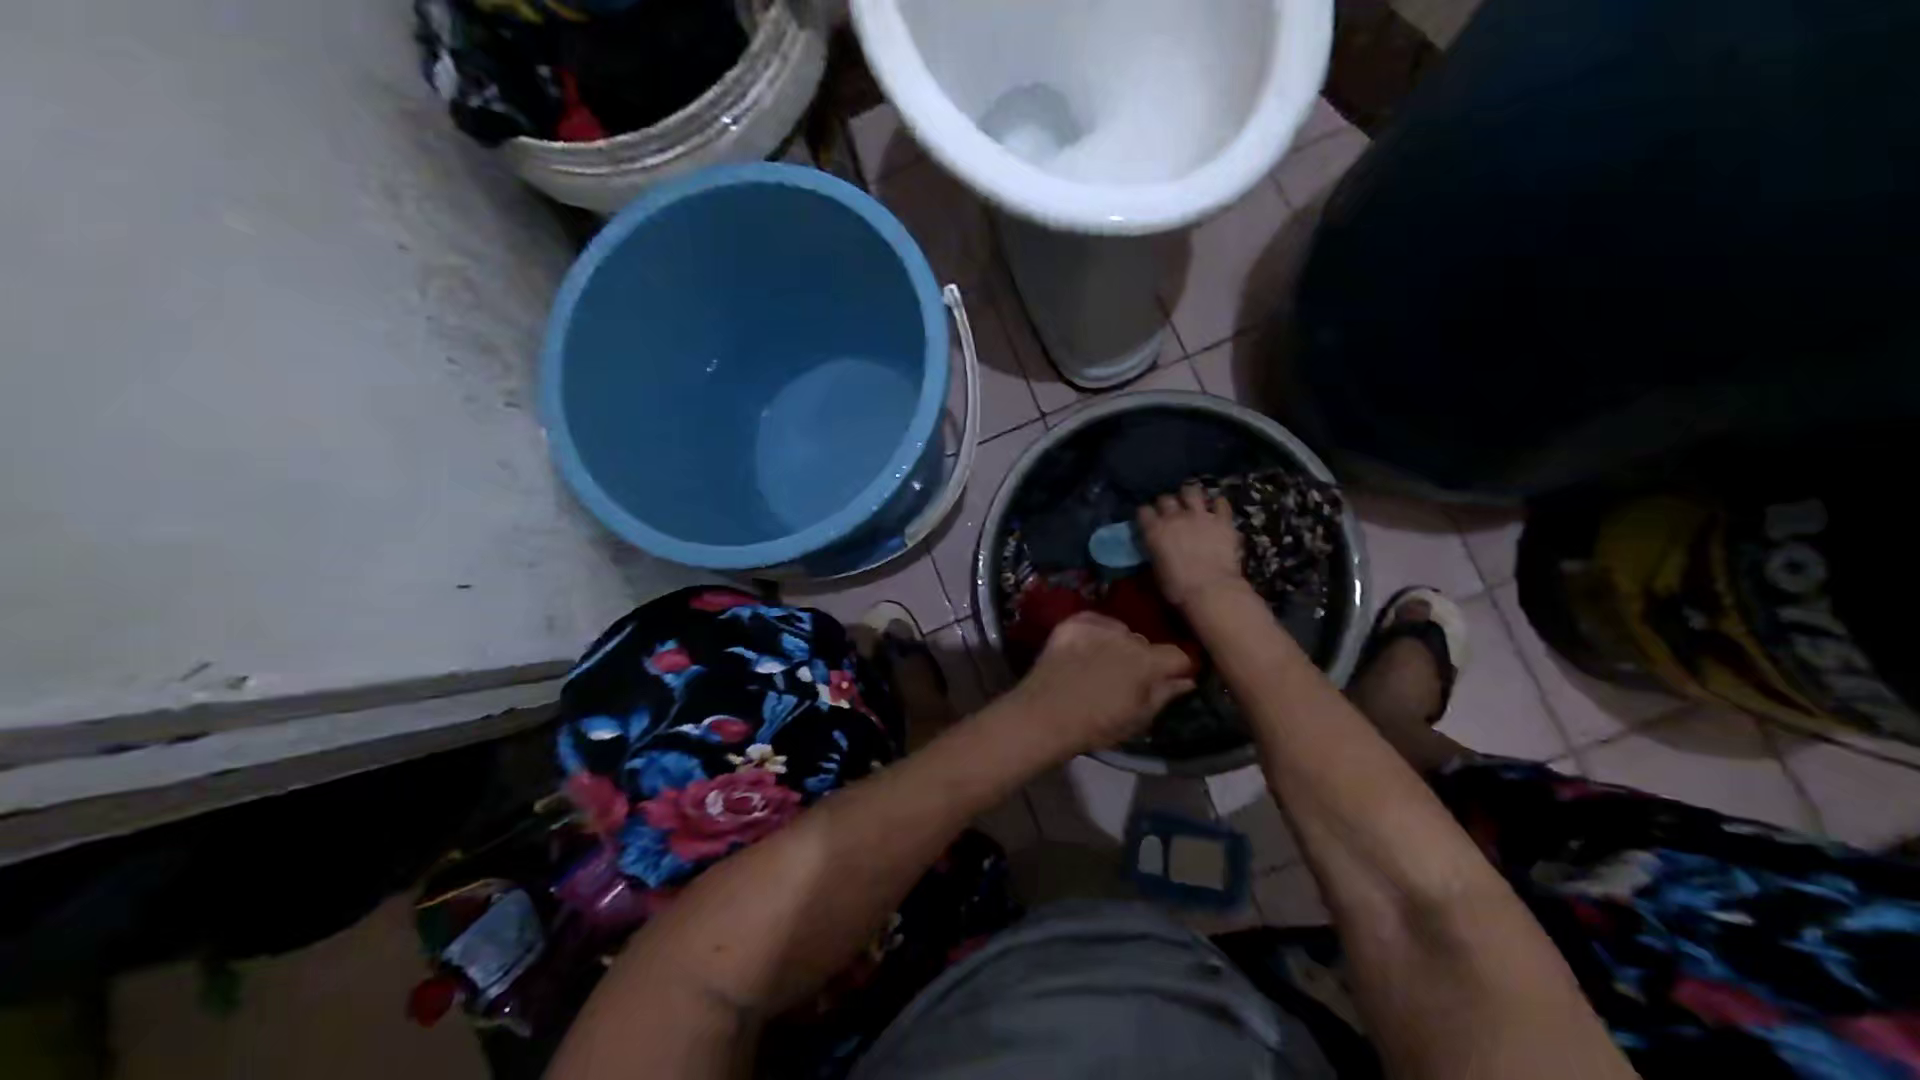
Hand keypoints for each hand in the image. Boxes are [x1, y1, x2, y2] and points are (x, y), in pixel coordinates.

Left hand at [1000, 612, 1195, 760]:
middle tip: (1130, 679)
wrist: (1043, 716)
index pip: (1178, 655)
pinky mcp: (1071, 624)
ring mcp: (1095, 627)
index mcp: (1146, 661)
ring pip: (1120, 631)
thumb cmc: (1096, 726)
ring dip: (1119, 644)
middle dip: (1144, 658)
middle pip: (1145, 643)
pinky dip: (1095, 633)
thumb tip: (1187, 679)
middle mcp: (1124, 636)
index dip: (1179, 667)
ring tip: (1104, 665)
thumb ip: (1166, 694)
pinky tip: (1087, 650)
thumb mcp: (1139, 718)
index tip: (1174, 677)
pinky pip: (1094, 622)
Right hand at [1137, 482, 1248, 610]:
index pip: (1143, 511)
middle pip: (1165, 498)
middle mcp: (1174, 517)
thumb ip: (1156, 551)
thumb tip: (1158, 547)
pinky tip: (1217, 508)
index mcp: (1154, 531)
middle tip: (1170, 511)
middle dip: (1166, 503)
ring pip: (1191, 491)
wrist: (1211, 589)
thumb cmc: (1178, 588)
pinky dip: (1218, 504)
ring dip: (1190, 494)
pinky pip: (1221, 503)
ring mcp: (1199, 516)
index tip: (1148, 520)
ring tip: (1192, 501)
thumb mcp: (1157, 570)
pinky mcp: (1222, 520)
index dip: (1146, 514)